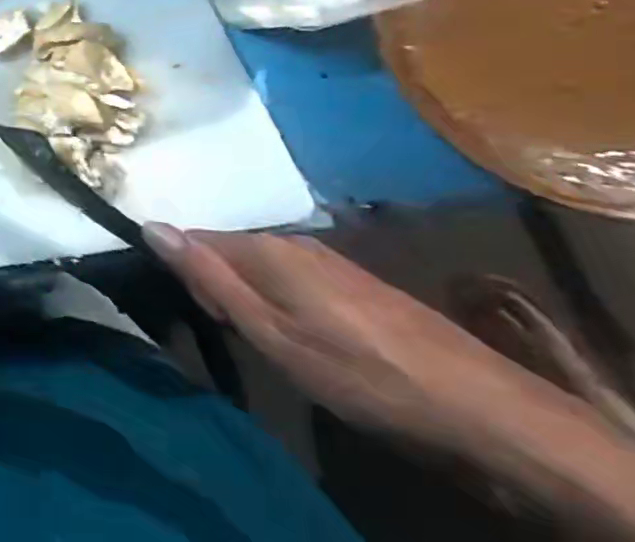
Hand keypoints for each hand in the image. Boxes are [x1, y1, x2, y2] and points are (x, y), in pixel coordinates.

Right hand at [143, 225, 562, 450]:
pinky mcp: (356, 281)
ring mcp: (329, 259)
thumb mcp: (267, 332)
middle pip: (227, 252)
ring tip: (282, 344)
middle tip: (250, 338)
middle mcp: (292, 240)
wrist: (485, 409)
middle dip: (221, 288)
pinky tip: (315, 339)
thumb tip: (149, 225)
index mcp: (264, 247)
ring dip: (254, 298)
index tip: (213, 319)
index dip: (190, 278)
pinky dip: (286, 302)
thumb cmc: (358, 373)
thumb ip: (206, 277)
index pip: (192, 240)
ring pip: (261, 267)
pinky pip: (293, 279)